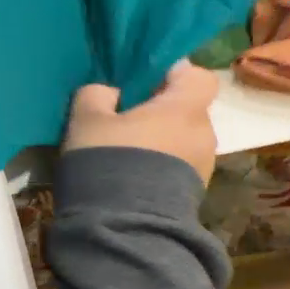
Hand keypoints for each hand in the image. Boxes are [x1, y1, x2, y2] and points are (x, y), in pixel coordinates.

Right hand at [63, 61, 220, 184]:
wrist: (125, 216)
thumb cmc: (108, 156)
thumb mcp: (86, 119)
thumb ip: (96, 95)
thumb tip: (108, 89)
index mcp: (183, 108)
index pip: (198, 76)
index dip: (174, 72)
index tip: (145, 78)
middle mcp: (203, 131)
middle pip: (187, 108)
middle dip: (159, 109)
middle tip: (123, 117)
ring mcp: (203, 160)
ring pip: (182, 136)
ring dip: (159, 136)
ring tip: (124, 149)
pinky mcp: (195, 185)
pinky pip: (178, 160)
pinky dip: (159, 159)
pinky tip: (131, 171)